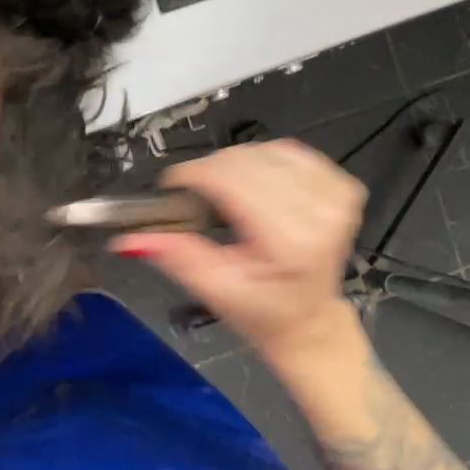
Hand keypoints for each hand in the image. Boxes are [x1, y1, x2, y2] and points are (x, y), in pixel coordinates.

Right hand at [112, 140, 365, 362]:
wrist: (308, 319)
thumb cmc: (261, 310)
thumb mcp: (214, 290)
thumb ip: (176, 258)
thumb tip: (128, 239)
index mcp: (291, 240)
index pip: (233, 180)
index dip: (194, 174)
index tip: (171, 186)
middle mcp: (321, 211)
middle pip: (246, 160)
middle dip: (210, 170)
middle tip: (194, 196)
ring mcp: (336, 194)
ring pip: (265, 150)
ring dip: (235, 165)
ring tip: (223, 194)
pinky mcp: (341, 185)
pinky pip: (289, 152)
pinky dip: (262, 161)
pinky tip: (253, 185)